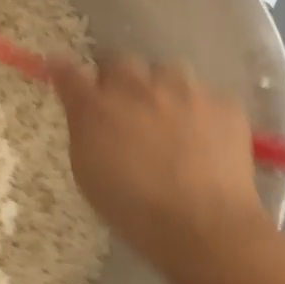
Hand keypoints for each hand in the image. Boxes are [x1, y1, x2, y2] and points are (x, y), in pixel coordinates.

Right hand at [50, 56, 272, 263]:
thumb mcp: (86, 167)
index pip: (71, 73)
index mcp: (95, 109)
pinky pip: (204, 94)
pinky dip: (196, 108)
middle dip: (117, 76)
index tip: (60, 68)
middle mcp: (138, 90)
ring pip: (167, 72)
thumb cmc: (128, 205)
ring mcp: (185, 93)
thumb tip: (83, 110)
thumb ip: (84, 129)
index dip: (63, 69)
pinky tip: (198, 135)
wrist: (199, 222)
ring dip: (159, 87)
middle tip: (120, 102)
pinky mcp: (224, 104)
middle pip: (121, 61)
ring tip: (165, 115)